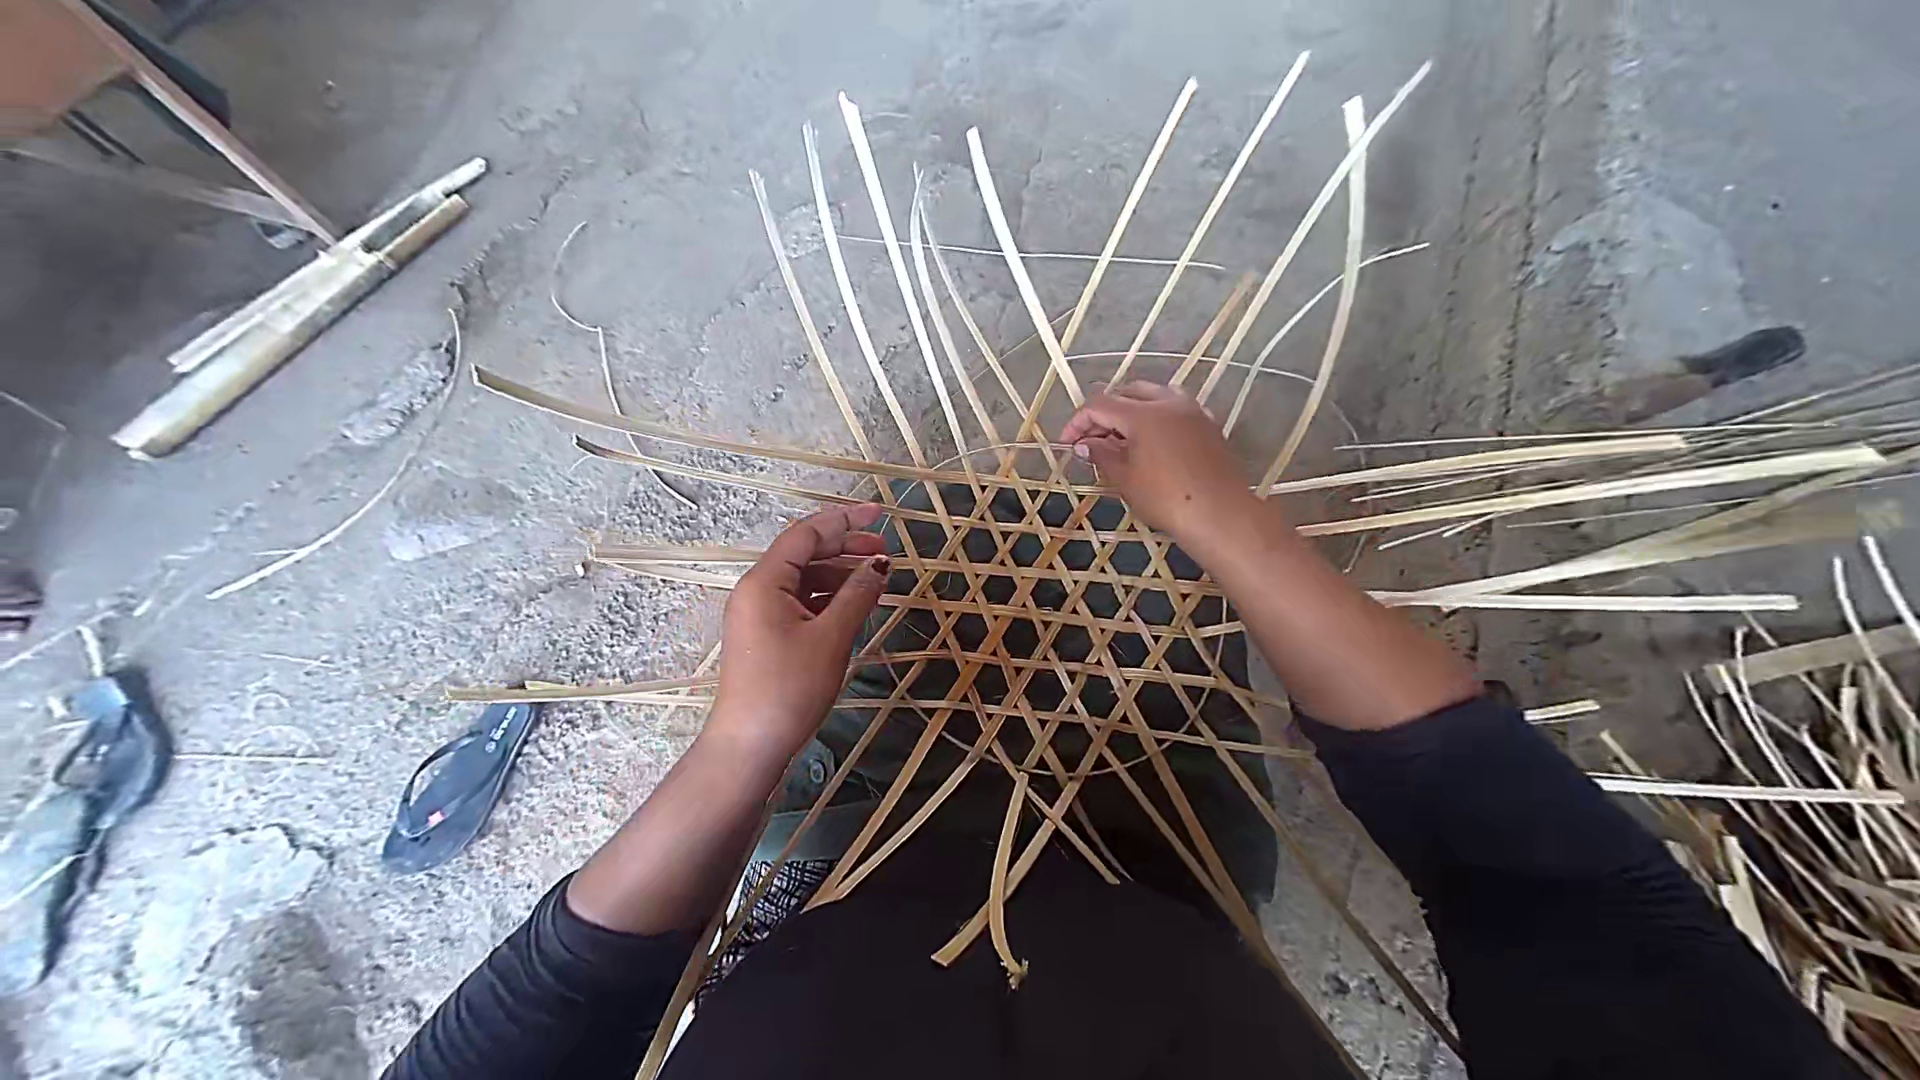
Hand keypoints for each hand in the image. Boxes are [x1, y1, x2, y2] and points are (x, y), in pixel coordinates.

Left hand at [708, 504, 889, 766]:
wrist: (750, 747)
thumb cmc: (789, 688)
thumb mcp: (831, 638)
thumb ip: (857, 595)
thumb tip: (881, 565)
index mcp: (765, 582)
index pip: (807, 535)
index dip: (845, 520)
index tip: (879, 514)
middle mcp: (758, 590)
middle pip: (806, 554)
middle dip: (846, 547)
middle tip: (886, 550)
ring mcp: (761, 614)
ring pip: (805, 579)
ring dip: (841, 575)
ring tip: (878, 581)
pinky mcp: (768, 635)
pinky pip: (802, 602)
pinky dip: (830, 599)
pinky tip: (856, 605)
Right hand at [1060, 381, 1258, 541]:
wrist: (1220, 514)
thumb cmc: (1166, 499)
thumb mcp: (1125, 479)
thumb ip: (1102, 455)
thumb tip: (1085, 444)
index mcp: (1143, 413)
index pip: (1100, 405)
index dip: (1078, 421)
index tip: (1068, 443)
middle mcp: (1169, 403)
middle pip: (1127, 393)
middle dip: (1104, 413)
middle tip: (1091, 440)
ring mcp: (1193, 411)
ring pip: (1154, 395)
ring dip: (1132, 409)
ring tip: (1121, 436)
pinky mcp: (1208, 425)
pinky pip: (1176, 408)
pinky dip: (1157, 416)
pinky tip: (1152, 440)